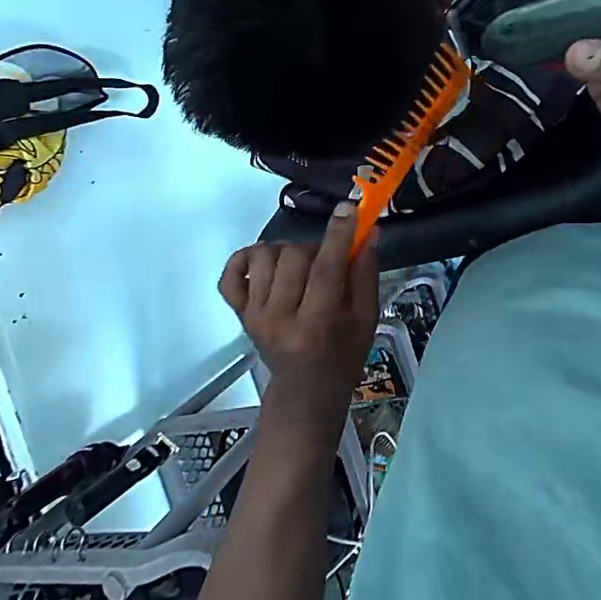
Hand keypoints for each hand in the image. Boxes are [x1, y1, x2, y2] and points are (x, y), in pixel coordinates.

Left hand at [218, 204, 379, 413]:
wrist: (305, 391)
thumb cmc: (343, 355)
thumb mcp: (367, 319)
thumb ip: (366, 274)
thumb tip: (368, 231)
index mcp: (316, 326)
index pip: (326, 270)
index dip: (339, 235)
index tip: (349, 208)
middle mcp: (279, 320)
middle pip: (294, 256)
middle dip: (317, 248)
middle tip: (328, 262)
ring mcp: (254, 316)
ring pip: (266, 257)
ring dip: (288, 251)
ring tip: (302, 268)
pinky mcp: (240, 314)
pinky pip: (231, 274)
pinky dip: (246, 260)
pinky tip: (267, 264)